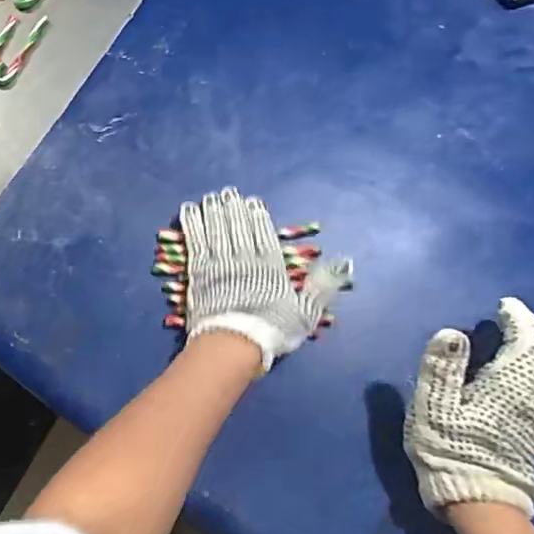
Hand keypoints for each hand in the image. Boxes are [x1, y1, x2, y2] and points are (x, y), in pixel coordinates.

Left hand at [178, 187, 351, 371]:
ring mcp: (219, 264)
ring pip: (216, 231)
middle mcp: (244, 260)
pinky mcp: (198, 272)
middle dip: (233, 209)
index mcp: (270, 267)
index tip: (251, 202)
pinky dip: (192, 224)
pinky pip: (195, 241)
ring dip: (213, 212)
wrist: (234, 342)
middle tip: (227, 192)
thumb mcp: (307, 310)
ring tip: (210, 198)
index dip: (257, 217)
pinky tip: (189, 211)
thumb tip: (344, 261)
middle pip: (237, 228)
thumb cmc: (273, 330)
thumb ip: (324, 284)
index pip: (263, 235)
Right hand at [405, 297, 533, 517]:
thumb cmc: (448, 447)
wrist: (479, 493)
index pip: (525, 343)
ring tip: (532, 337)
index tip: (506, 307)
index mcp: (509, 386)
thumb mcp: (432, 406)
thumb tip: (452, 332)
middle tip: (518, 316)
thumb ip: (442, 368)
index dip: (518, 321)